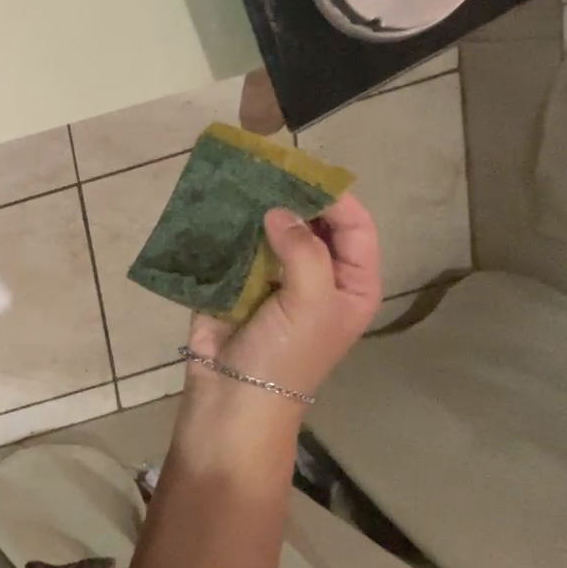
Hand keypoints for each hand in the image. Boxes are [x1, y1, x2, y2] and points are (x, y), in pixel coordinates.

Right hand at [188, 193, 382, 403]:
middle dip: (290, 200)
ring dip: (252, 213)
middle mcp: (313, 277)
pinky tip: (211, 211)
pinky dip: (222, 232)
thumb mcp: (312, 303)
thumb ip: (304, 252)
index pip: (355, 229)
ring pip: (267, 235)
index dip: (336, 200)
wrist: (232, 394)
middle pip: (309, 226)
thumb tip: (279, 211)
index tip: (304, 175)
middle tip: (264, 172)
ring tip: (235, 184)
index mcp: (350, 284)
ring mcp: (269, 281)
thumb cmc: (285, 355)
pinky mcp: (229, 286)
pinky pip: (230, 251)